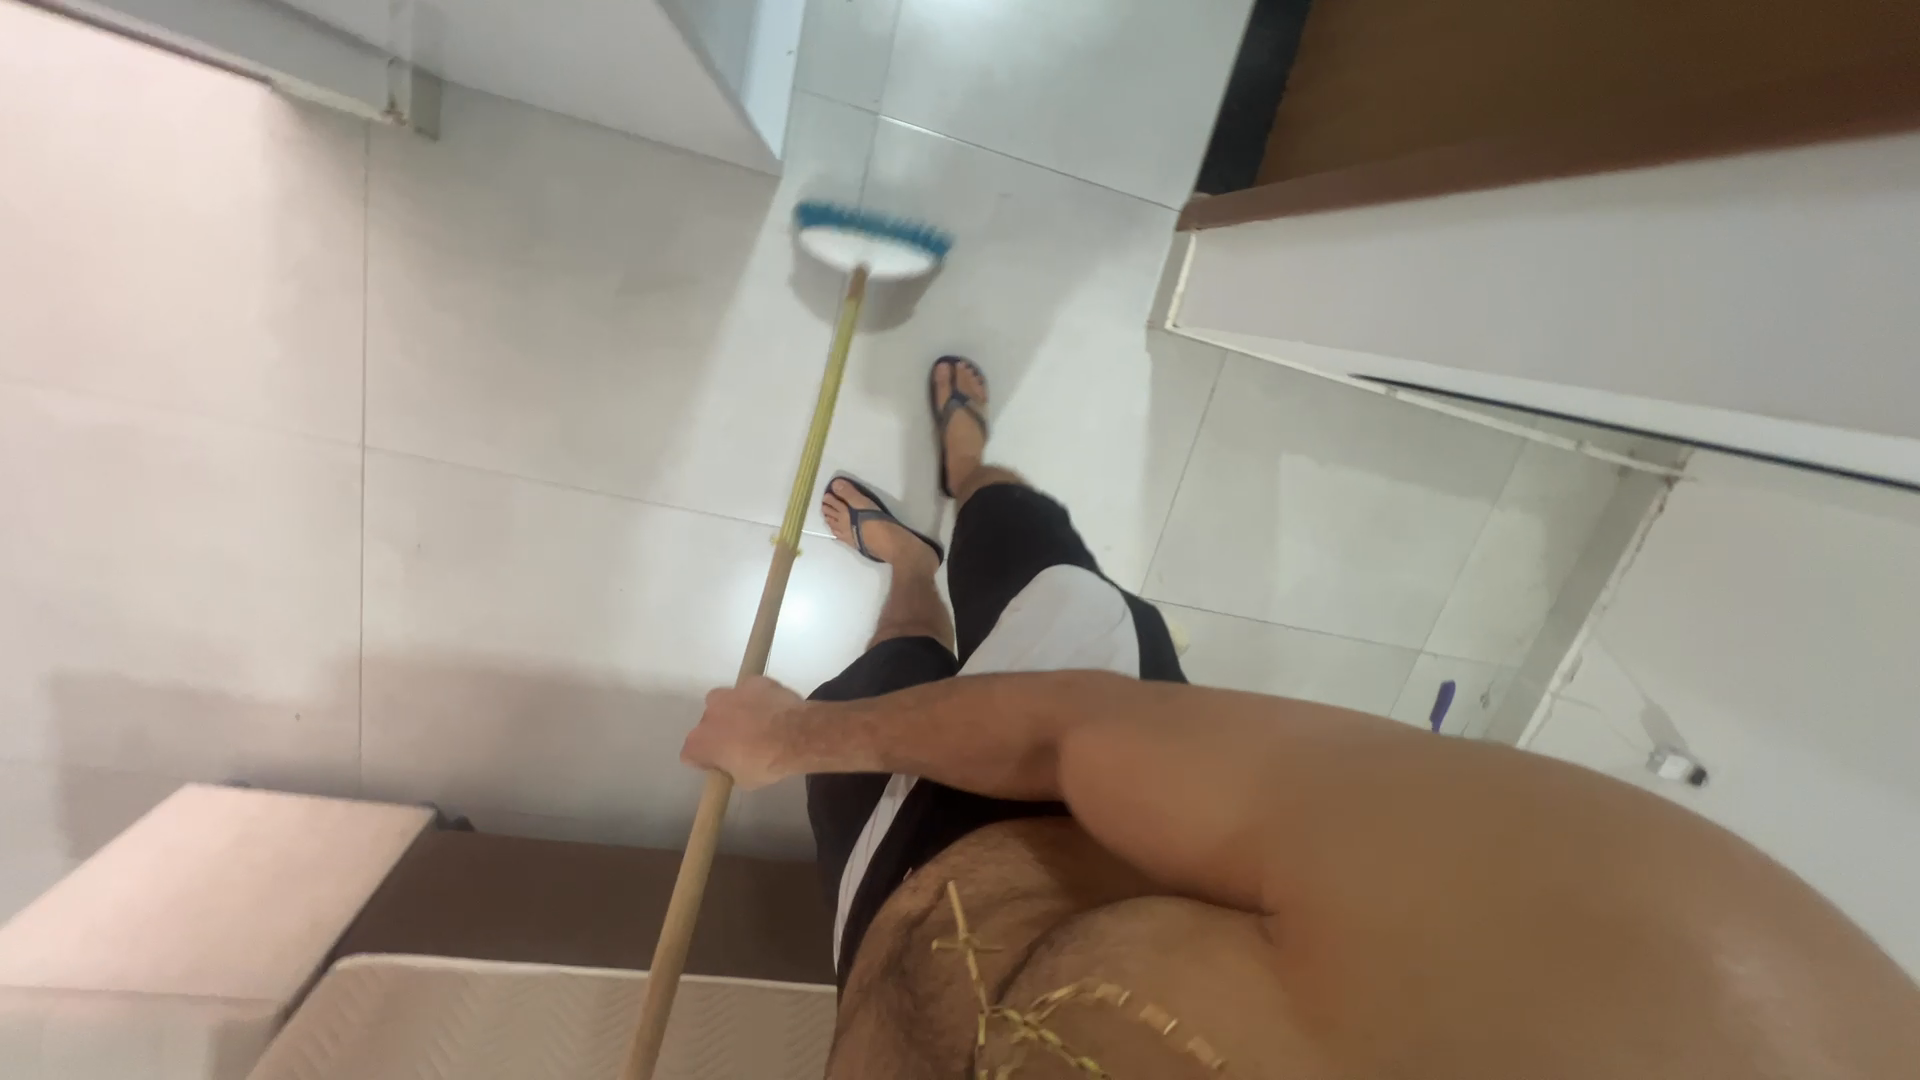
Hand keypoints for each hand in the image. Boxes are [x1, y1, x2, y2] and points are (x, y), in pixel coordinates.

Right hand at [681, 676, 804, 788]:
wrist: (797, 735)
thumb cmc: (767, 764)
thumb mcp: (743, 780)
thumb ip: (729, 768)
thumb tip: (733, 762)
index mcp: (700, 742)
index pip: (691, 754)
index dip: (706, 760)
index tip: (721, 763)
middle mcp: (709, 714)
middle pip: (708, 725)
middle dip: (721, 732)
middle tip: (742, 743)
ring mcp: (731, 694)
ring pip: (724, 701)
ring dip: (734, 710)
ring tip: (756, 721)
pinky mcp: (753, 681)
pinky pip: (750, 690)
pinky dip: (757, 697)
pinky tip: (772, 708)